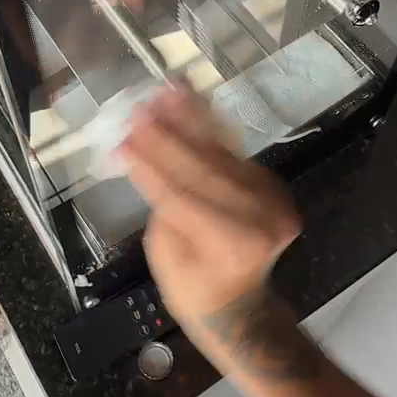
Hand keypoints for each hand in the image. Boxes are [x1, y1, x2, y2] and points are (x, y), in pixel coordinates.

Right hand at [119, 86, 312, 377]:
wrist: (242, 305)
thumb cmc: (193, 289)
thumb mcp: (165, 254)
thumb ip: (160, 204)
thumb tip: (137, 152)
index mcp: (231, 244)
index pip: (181, 195)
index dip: (149, 165)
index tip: (122, 140)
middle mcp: (260, 218)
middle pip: (204, 167)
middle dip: (167, 136)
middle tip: (139, 108)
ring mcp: (273, 200)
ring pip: (221, 153)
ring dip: (190, 118)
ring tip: (164, 91)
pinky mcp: (273, 186)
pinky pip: (233, 154)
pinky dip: (208, 129)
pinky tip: (186, 103)